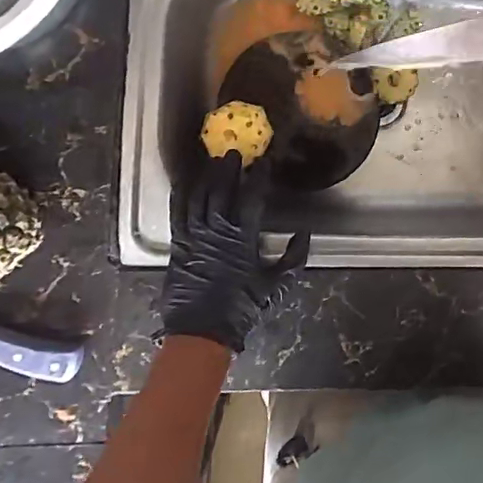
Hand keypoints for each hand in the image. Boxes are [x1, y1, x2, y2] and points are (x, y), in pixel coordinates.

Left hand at [161, 153, 309, 351]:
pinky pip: (178, 213)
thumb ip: (294, 257)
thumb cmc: (242, 307)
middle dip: (228, 170)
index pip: (252, 198)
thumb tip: (304, 232)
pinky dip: (181, 195)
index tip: (264, 163)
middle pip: (221, 191)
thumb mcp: (276, 284)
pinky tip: (185, 182)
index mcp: (243, 238)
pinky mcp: (178, 244)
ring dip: (206, 178)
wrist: (203, 329)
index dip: (259, 178)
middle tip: (234, 153)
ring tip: (213, 162)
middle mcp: (217, 231)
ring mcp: (194, 236)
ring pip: (199, 197)